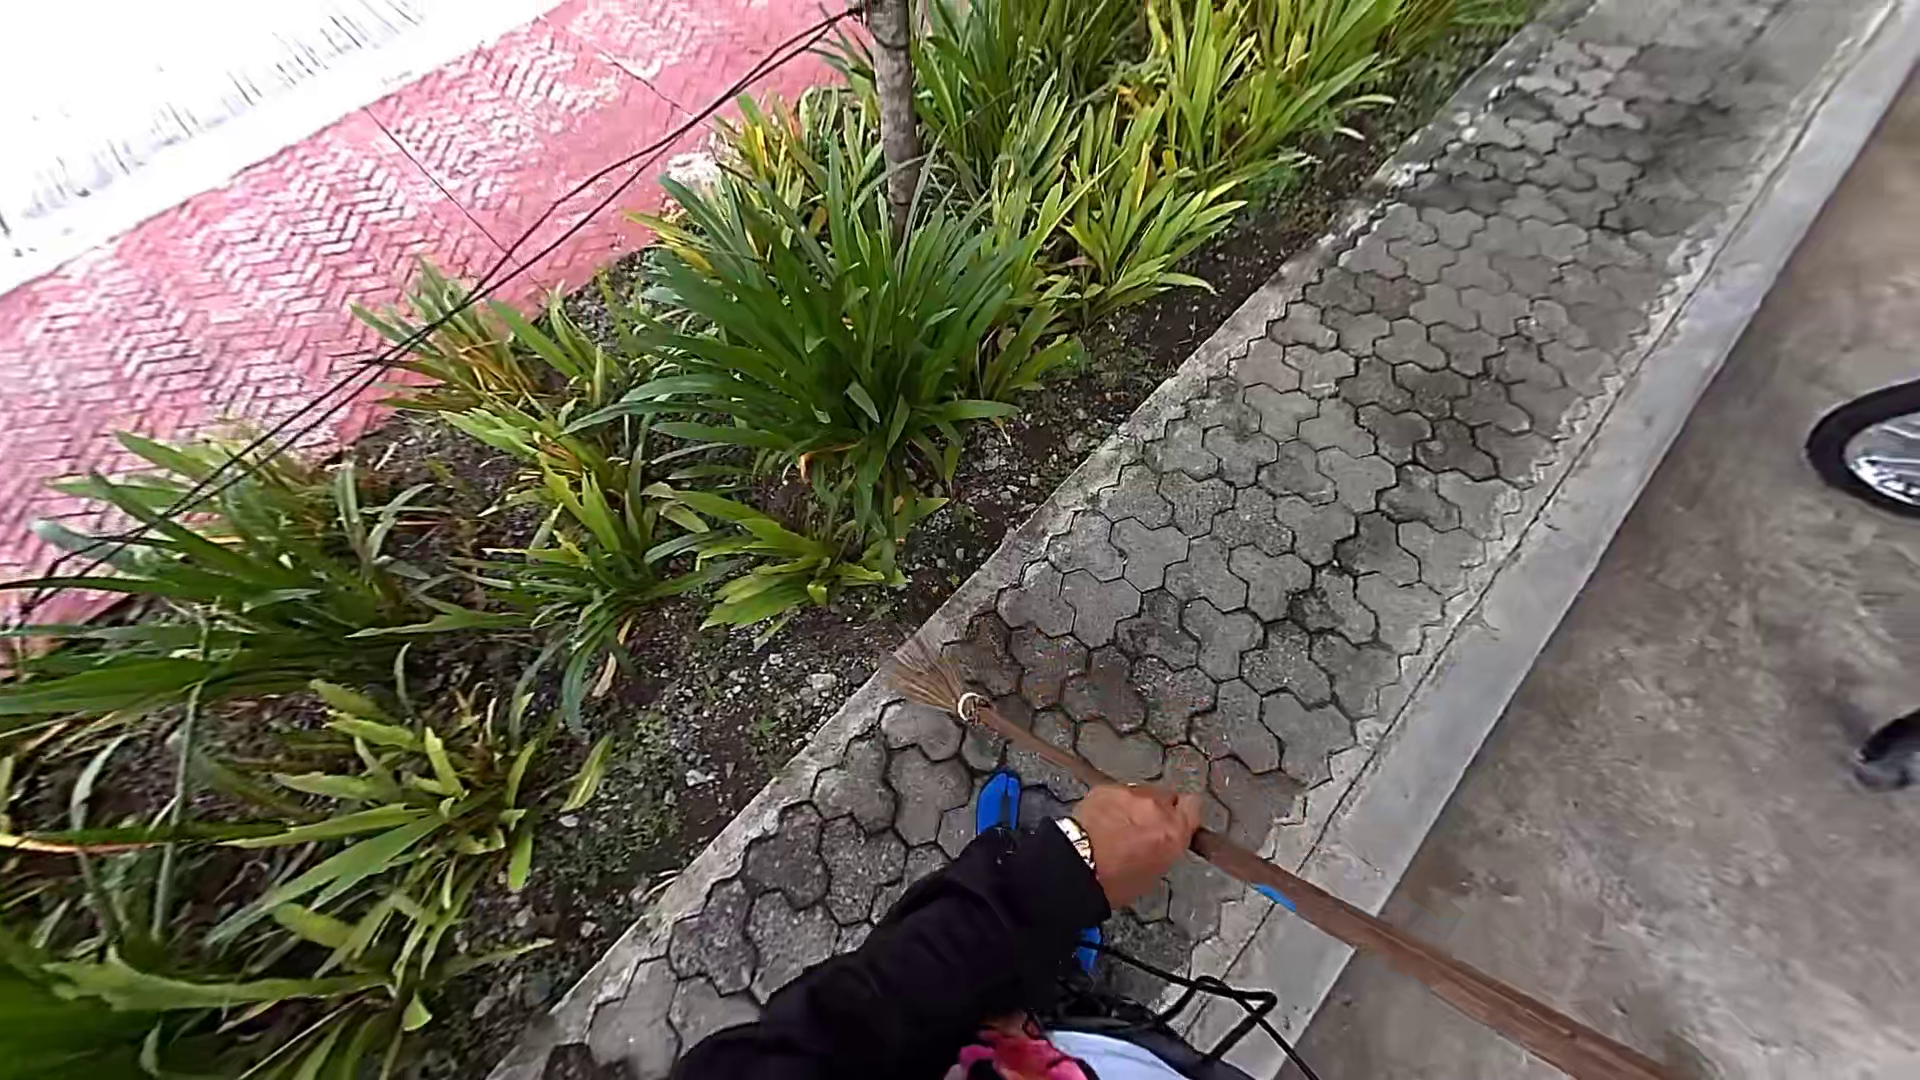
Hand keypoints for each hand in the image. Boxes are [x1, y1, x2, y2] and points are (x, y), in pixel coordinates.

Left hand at [1072, 784, 1200, 906]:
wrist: (1081, 864)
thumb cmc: (1115, 879)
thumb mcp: (1156, 871)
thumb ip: (1167, 843)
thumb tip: (1163, 835)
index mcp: (1174, 831)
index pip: (1193, 805)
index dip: (1185, 811)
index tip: (1180, 816)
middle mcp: (1155, 807)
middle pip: (1166, 797)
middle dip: (1157, 810)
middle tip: (1144, 827)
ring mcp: (1130, 794)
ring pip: (1141, 793)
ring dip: (1134, 806)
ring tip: (1119, 825)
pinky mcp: (1108, 787)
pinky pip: (1117, 791)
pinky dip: (1113, 802)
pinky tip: (1104, 819)